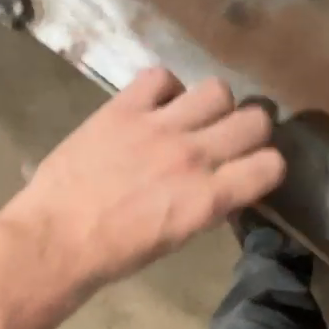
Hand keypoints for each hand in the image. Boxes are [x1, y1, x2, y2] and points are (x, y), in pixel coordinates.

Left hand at [0, 68, 284, 291]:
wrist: (57, 239)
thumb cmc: (121, 251)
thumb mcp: (182, 235)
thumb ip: (212, 204)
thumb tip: (228, 185)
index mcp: (210, 198)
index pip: (272, 164)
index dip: (268, 166)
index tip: (254, 170)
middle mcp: (193, 156)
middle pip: (255, 119)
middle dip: (251, 130)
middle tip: (230, 140)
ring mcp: (158, 128)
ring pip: (217, 90)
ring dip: (213, 105)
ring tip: (194, 118)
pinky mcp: (123, 109)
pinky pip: (162, 77)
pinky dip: (165, 89)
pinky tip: (157, 107)